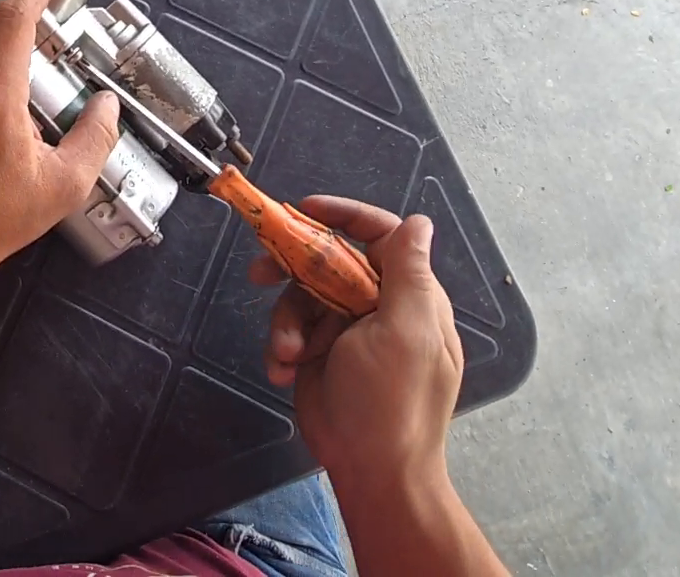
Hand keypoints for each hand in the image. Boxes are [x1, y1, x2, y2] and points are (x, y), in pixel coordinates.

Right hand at [251, 197, 461, 492]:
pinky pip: (290, 328)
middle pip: (327, 261)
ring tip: (286, 352)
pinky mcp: (318, 351)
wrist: (370, 470)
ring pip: (300, 296)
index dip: (344, 215)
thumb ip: (409, 275)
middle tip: (259, 272)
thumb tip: (420, 222)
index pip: (380, 236)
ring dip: (285, 323)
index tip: (305, 209)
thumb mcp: (403, 333)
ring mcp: (346, 329)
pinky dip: (281, 346)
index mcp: (408, 297)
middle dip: (292, 269)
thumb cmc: (392, 401)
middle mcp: (377, 306)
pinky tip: (284, 368)